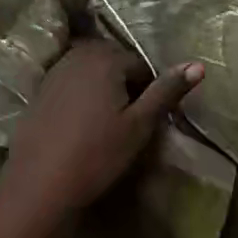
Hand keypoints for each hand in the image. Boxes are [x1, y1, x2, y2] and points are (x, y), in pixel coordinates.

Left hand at [0, 40, 202, 231]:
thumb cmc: (97, 154)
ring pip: (91, 70)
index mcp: (105, 58)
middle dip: (125, 84)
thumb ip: (166, 91)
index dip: (148, 91)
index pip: (140, 64)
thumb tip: (198, 64)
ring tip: (106, 123)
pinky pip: (70, 81)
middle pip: (113, 61)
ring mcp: (56, 70)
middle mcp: (78, 55)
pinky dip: (81, 94)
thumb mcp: (139, 125)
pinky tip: (81, 124)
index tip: (146, 119)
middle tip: (128, 121)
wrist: (40, 182)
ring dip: (103, 87)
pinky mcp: (40, 88)